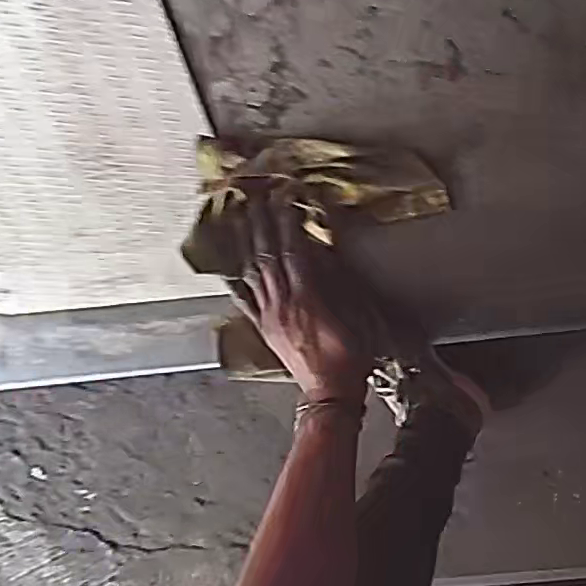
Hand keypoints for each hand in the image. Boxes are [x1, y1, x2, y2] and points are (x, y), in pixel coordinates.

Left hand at [228, 185, 371, 403]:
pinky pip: (242, 295)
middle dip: (261, 220)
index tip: (287, 196)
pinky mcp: (262, 325)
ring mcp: (268, 314)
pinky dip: (234, 273)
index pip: (293, 249)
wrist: (329, 391)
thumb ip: (340, 283)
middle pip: (266, 253)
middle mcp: (282, 302)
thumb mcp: (358, 315)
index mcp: (308, 297)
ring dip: (244, 239)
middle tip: (257, 194)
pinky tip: (227, 259)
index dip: (288, 220)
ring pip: (250, 269)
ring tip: (239, 214)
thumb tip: (323, 252)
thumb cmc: (351, 354)